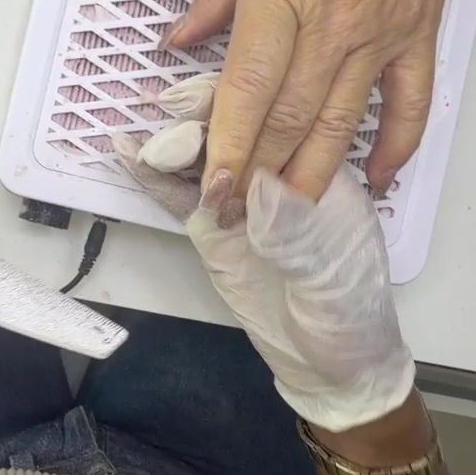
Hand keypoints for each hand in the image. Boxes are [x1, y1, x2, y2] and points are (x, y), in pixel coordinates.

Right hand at [116, 90, 414, 431]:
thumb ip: (298, 235)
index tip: (210, 110)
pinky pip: (178, 196)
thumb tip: (259, 188)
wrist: (327, 366)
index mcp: (319, 175)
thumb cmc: (349, 318)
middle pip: (234, 131)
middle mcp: (275, 177)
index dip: (245, 108)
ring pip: (200, 159)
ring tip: (137, 143)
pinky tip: (126, 154)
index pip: (281, 123)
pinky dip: (153, 176)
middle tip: (171, 134)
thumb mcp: (333, 280)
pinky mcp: (209, 228)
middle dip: (199, 121)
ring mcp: (237, 202)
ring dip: (170, 144)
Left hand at [169, 0, 475, 212]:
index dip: (230, 150)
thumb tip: (178, 43)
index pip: (249, 91)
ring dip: (311, 180)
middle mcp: (334, 26)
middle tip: (237, 219)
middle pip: (290, 122)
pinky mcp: (420, 35)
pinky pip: (411, 106)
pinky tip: (377, 182)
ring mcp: (383, 36)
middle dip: (260, 180)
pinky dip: (396, 149)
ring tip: (284, 222)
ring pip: (341, 128)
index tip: (214, 194)